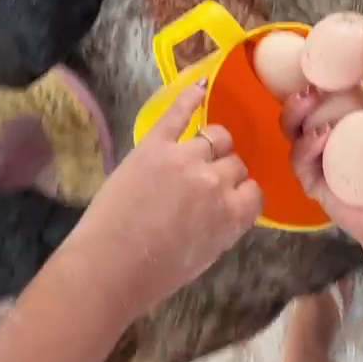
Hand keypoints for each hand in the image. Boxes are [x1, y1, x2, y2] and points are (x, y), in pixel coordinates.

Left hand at [55, 80, 262, 317]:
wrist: (108, 266)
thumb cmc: (155, 274)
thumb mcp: (206, 255)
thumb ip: (223, 224)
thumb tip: (226, 204)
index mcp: (231, 215)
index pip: (254, 190)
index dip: (242, 193)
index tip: (229, 198)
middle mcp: (215, 181)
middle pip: (234, 162)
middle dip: (224, 171)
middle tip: (202, 185)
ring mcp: (185, 158)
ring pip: (215, 136)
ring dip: (211, 144)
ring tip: (199, 152)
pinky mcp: (155, 144)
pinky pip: (178, 113)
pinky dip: (189, 97)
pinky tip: (199, 87)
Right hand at [282, 26, 362, 244]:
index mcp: (344, 108)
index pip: (319, 83)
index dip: (310, 68)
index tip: (310, 52)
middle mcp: (324, 127)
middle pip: (297, 103)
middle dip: (296, 91)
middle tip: (310, 86)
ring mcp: (314, 153)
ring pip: (291, 128)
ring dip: (296, 113)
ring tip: (312, 105)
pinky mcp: (310, 178)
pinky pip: (299, 158)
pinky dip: (308, 146)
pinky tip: (323, 138)